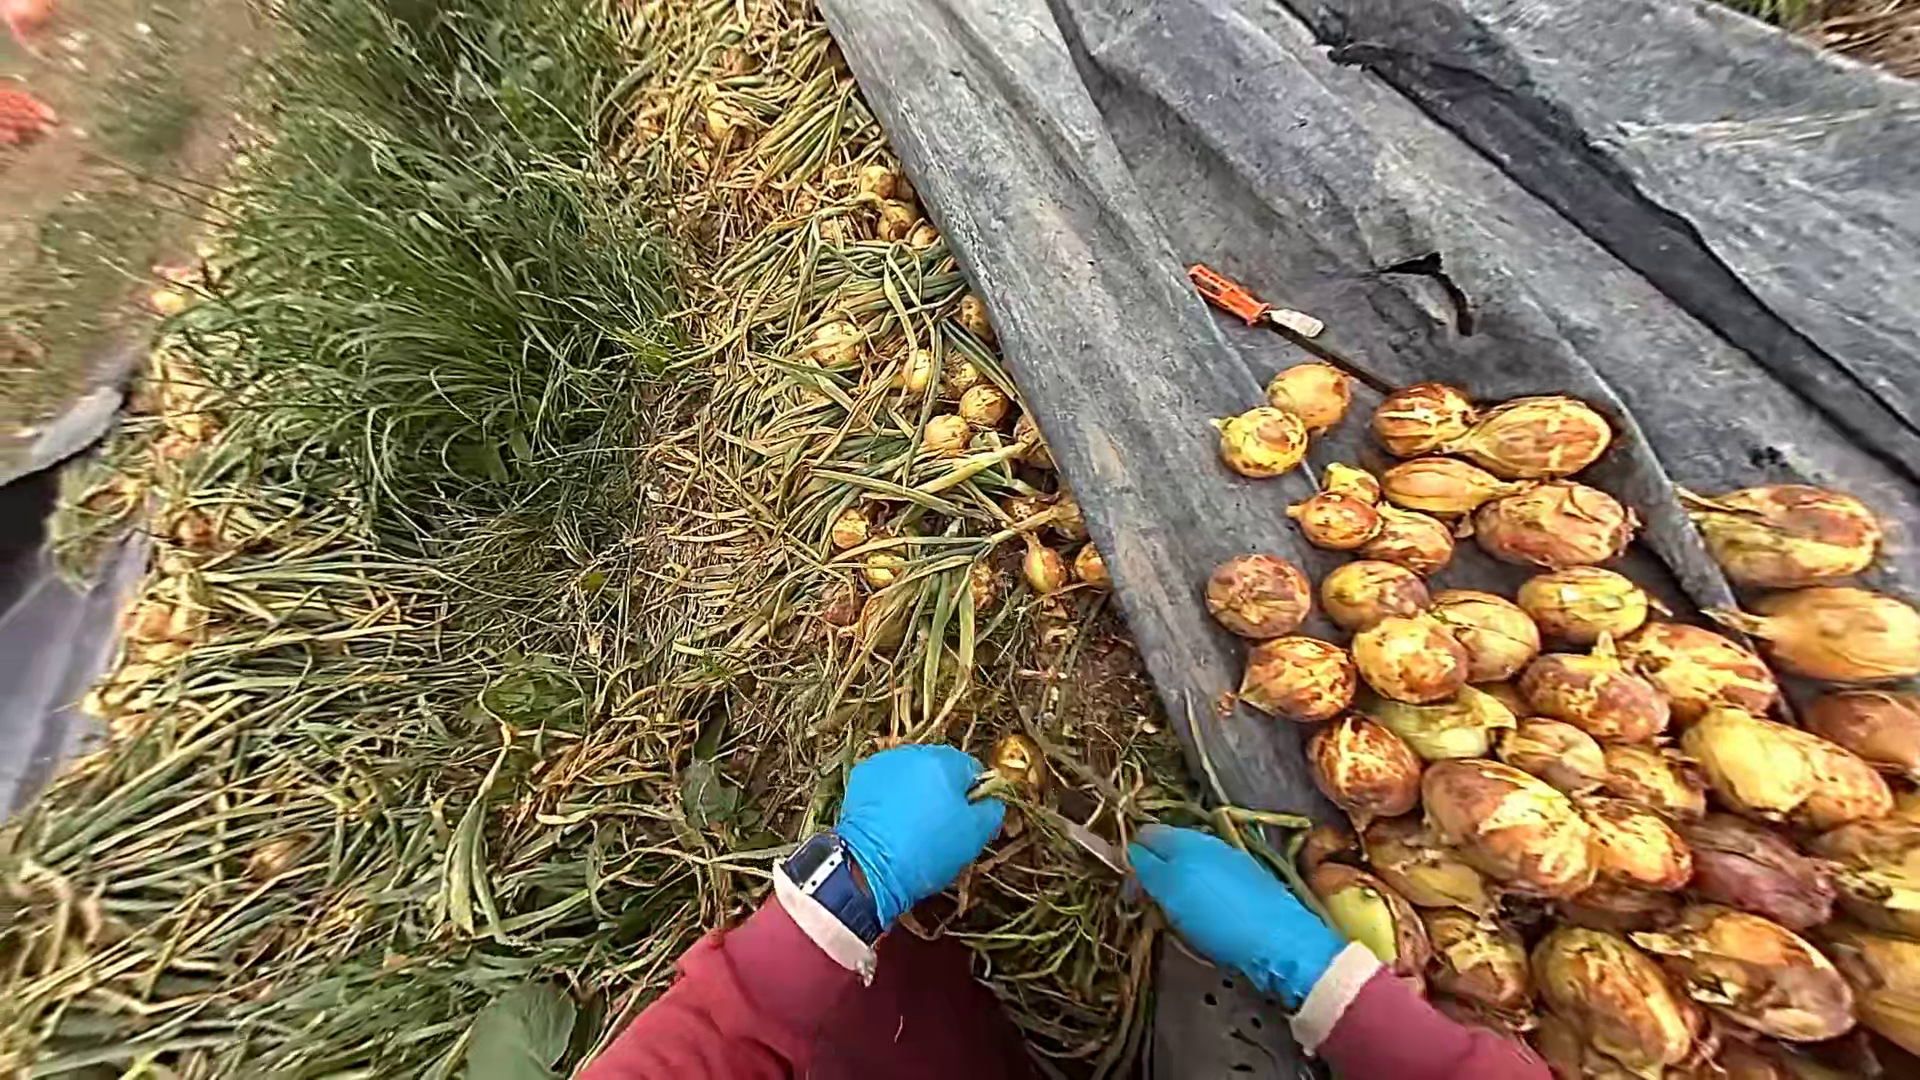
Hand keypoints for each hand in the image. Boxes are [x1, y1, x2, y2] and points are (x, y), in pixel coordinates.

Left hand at [834, 745, 1005, 924]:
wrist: (870, 866)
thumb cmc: (927, 850)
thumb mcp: (973, 836)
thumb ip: (991, 810)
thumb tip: (992, 801)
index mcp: (945, 761)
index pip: (973, 769)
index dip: (974, 797)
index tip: (967, 820)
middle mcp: (915, 752)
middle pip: (941, 768)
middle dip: (944, 791)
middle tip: (940, 826)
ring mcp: (886, 761)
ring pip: (914, 773)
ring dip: (917, 790)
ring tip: (911, 825)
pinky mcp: (863, 774)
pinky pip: (887, 780)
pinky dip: (891, 794)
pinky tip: (889, 819)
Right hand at [1129, 824, 1344, 1004]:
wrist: (1283, 944)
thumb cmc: (1217, 915)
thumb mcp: (1170, 892)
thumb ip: (1146, 867)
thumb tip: (1130, 850)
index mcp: (1183, 837)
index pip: (1145, 834)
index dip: (1132, 855)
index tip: (1128, 885)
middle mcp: (1205, 840)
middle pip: (1167, 849)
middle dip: (1155, 871)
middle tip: (1150, 903)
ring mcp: (1229, 859)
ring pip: (1189, 866)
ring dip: (1178, 884)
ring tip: (1177, 914)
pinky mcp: (1247, 882)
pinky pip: (1210, 882)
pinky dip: (1200, 895)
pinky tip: (1205, 916)